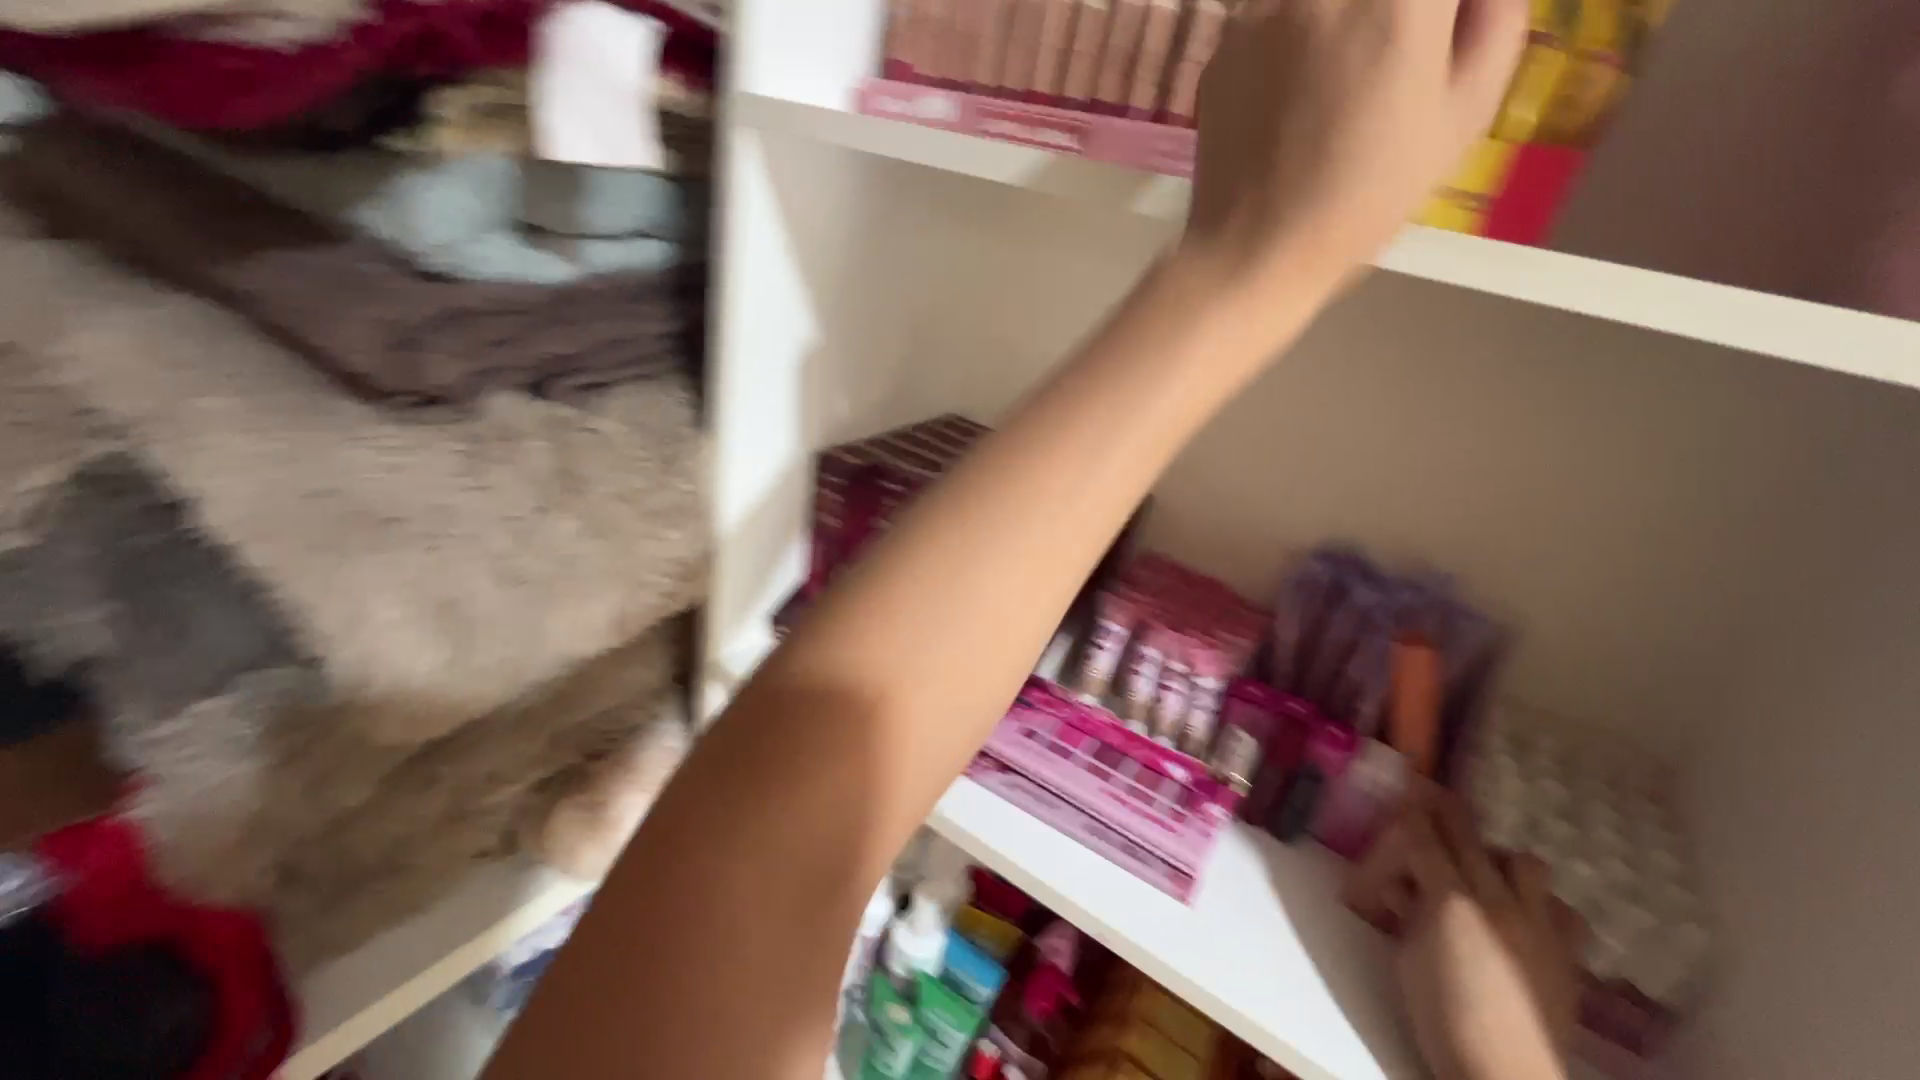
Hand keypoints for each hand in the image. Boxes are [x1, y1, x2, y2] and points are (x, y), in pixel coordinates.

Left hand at [1181, 0, 1527, 293]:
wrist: (1257, 247)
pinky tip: (1297, 86)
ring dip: (1342, 19)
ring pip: (1323, 2)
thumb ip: (1494, 23)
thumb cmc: (1368, 196)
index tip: (1445, 28)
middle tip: (1399, 50)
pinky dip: (1296, 29)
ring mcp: (1266, 7)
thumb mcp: (1463, 116)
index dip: (1444, 9)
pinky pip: (1276, 9)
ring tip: (1342, 76)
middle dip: (1397, 12)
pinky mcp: (1226, 39)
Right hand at [1348, 795, 1585, 1079]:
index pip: (1426, 840)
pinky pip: (1560, 908)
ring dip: (1499, 860)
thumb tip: (1407, 887)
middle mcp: (1498, 903)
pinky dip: (1540, 904)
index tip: (1407, 790)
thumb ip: (1410, 913)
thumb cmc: (1439, 1017)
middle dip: (1448, 815)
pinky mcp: (1568, 953)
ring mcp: (1539, 926)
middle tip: (1435, 798)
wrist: (1505, 1073)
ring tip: (1486, 873)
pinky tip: (1526, 918)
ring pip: (1524, 863)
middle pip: (1470, 840)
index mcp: (1449, 903)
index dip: (1414, 812)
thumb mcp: (1406, 958)